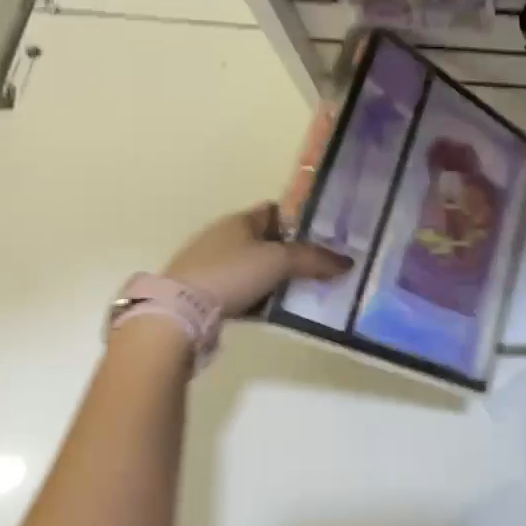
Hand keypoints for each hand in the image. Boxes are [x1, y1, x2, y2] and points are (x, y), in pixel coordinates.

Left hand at [163, 202, 350, 317]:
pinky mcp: (198, 293)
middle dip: (288, 254)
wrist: (177, 314)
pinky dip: (254, 296)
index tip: (321, 238)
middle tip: (315, 269)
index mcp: (239, 220)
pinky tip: (268, 310)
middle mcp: (221, 236)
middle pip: (264, 241)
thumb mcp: (279, 262)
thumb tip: (348, 262)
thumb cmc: (232, 273)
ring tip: (297, 292)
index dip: (299, 221)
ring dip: (271, 278)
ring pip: (251, 267)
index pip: (275, 211)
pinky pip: (237, 290)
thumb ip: (314, 259)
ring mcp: (207, 265)